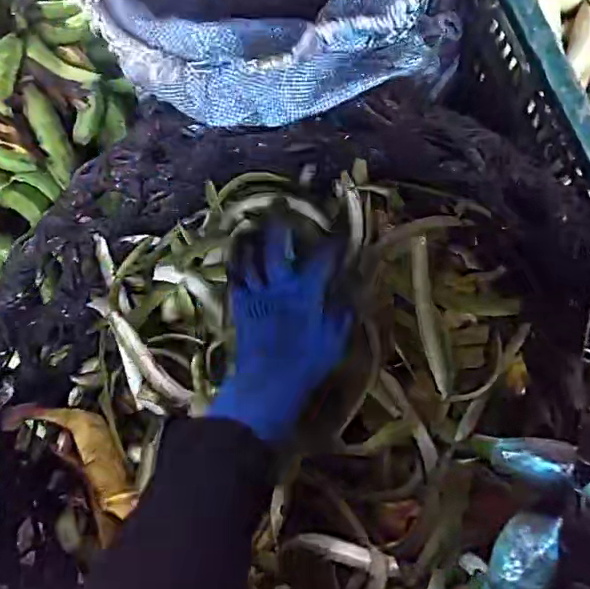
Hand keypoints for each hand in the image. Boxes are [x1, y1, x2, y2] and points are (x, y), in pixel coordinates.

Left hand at [205, 219, 350, 442]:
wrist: (265, 384)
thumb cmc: (305, 364)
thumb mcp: (334, 340)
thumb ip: (343, 309)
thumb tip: (355, 286)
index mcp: (305, 292)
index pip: (322, 257)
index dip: (333, 241)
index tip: (340, 232)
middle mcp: (278, 284)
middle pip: (276, 243)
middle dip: (281, 222)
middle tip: (283, 203)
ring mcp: (255, 291)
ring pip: (250, 253)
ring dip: (252, 234)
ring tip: (254, 220)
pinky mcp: (239, 301)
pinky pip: (235, 272)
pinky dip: (236, 258)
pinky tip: (238, 250)